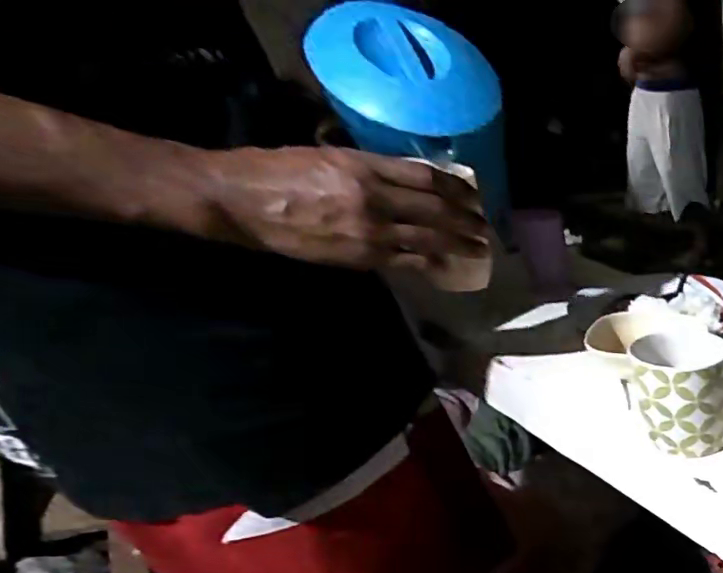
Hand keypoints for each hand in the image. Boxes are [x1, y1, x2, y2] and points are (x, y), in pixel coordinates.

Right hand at [205, 146, 487, 271]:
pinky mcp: (366, 256)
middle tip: (485, 227)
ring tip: (478, 249)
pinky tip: (449, 266)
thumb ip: (365, 168)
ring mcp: (372, 229)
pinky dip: (434, 264)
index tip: (472, 196)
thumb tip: (403, 180)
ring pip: (431, 239)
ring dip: (460, 245)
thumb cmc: (275, 172)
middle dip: (466, 220)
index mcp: (361, 165)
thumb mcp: (324, 155)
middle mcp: (373, 196)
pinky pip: (411, 262)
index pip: (424, 176)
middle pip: (436, 209)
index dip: (454, 188)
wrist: (238, 200)